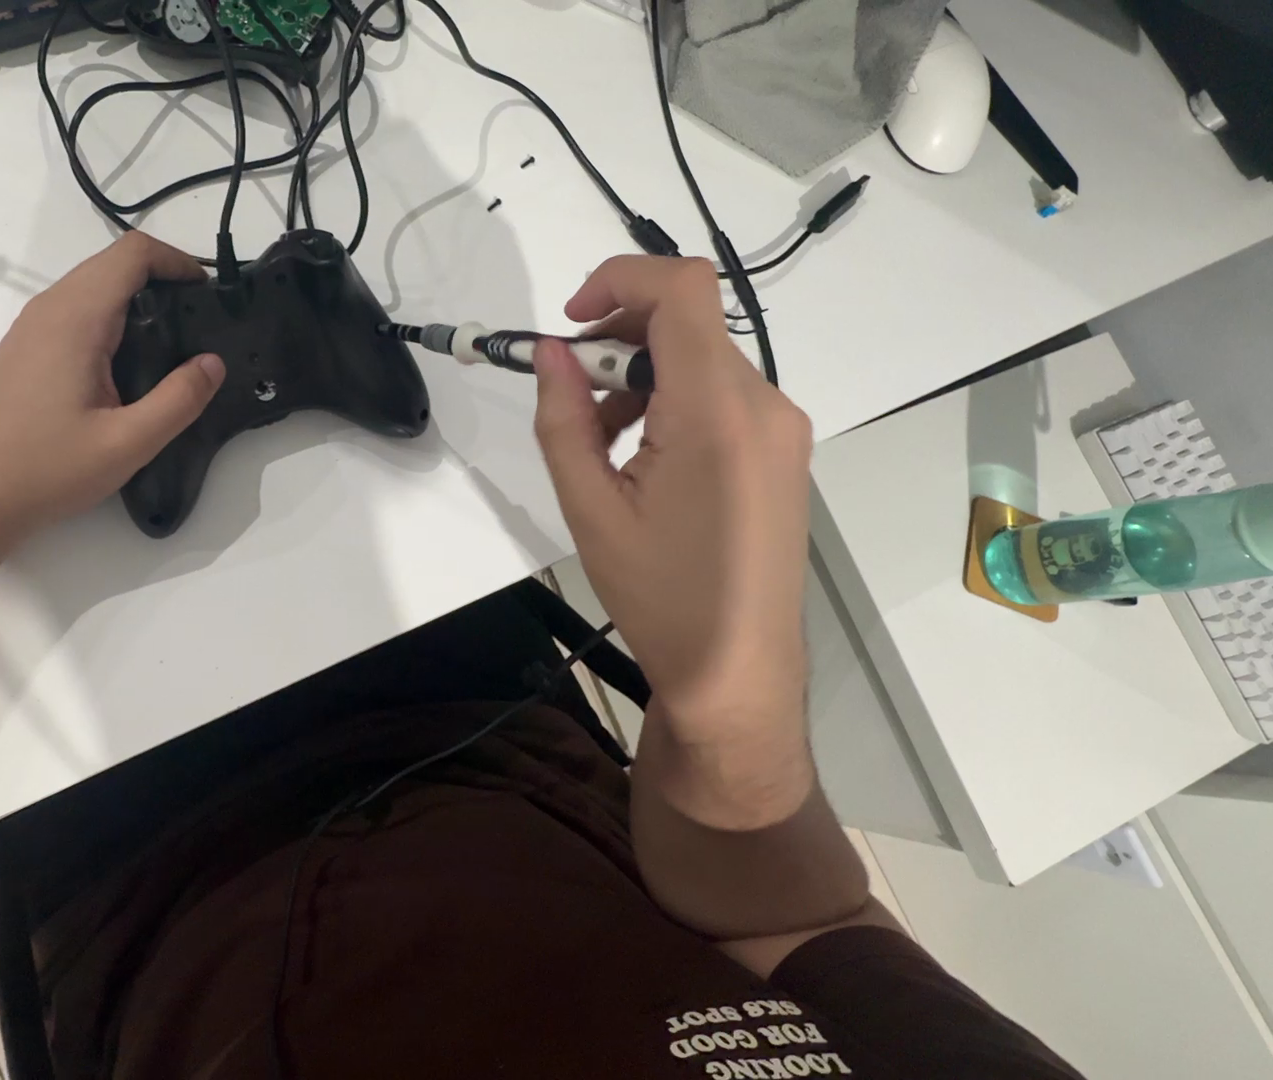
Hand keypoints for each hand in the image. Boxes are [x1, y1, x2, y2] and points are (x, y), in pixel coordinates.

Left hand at [0, 232, 225, 541]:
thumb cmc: (47, 470)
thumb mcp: (127, 443)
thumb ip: (178, 400)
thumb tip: (213, 363)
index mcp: (76, 319)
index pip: (132, 255)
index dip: (178, 262)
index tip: (210, 294)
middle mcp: (48, 310)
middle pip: (113, 265)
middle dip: (163, 282)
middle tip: (200, 325)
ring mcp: (30, 329)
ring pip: (92, 290)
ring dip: (137, 303)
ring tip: (173, 349)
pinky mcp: (24, 351)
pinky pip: (76, 315)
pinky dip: (112, 323)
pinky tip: (128, 370)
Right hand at [533, 257, 811, 746]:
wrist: (735, 669)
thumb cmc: (658, 593)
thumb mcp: (590, 508)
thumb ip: (562, 420)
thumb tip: (549, 353)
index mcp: (716, 411)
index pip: (682, 288)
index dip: (618, 278)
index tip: (568, 321)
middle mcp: (764, 405)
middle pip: (687, 325)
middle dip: (616, 342)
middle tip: (568, 399)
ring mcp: (782, 430)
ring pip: (701, 363)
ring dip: (639, 380)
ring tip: (600, 447)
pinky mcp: (782, 453)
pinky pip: (721, 399)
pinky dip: (671, 404)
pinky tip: (641, 462)